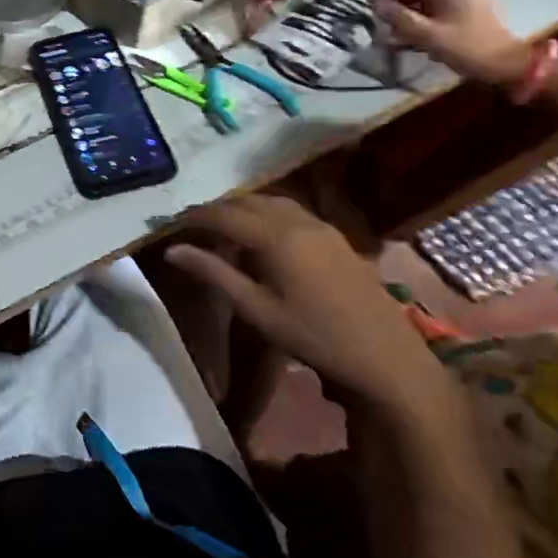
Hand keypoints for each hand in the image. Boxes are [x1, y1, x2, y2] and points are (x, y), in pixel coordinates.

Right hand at [164, 195, 451, 420]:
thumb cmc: (313, 336)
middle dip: (219, 209)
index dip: (195, 215)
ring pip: (273, 203)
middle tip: (195, 226)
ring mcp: (322, 226)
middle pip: (248, 201)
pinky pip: (293, 212)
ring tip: (226, 229)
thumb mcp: (257, 310)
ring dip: (245, 209)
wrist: (384, 356)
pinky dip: (269, 214)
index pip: (224, 214)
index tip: (172, 222)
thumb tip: (174, 250)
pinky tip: (266, 237)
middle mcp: (298, 221)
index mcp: (275, 236)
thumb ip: (215, 274)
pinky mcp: (337, 237)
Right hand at [376, 0, 529, 85]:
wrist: (508, 67)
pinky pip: (443, 12)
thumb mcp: (428, 36)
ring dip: (412, 13)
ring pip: (433, 2)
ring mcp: (470, 3)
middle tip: (383, 19)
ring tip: (396, 32)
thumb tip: (377, 5)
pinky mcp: (474, 18)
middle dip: (400, 2)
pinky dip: (426, 20)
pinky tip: (418, 37)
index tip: (374, 5)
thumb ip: (401, 19)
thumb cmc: (466, 49)